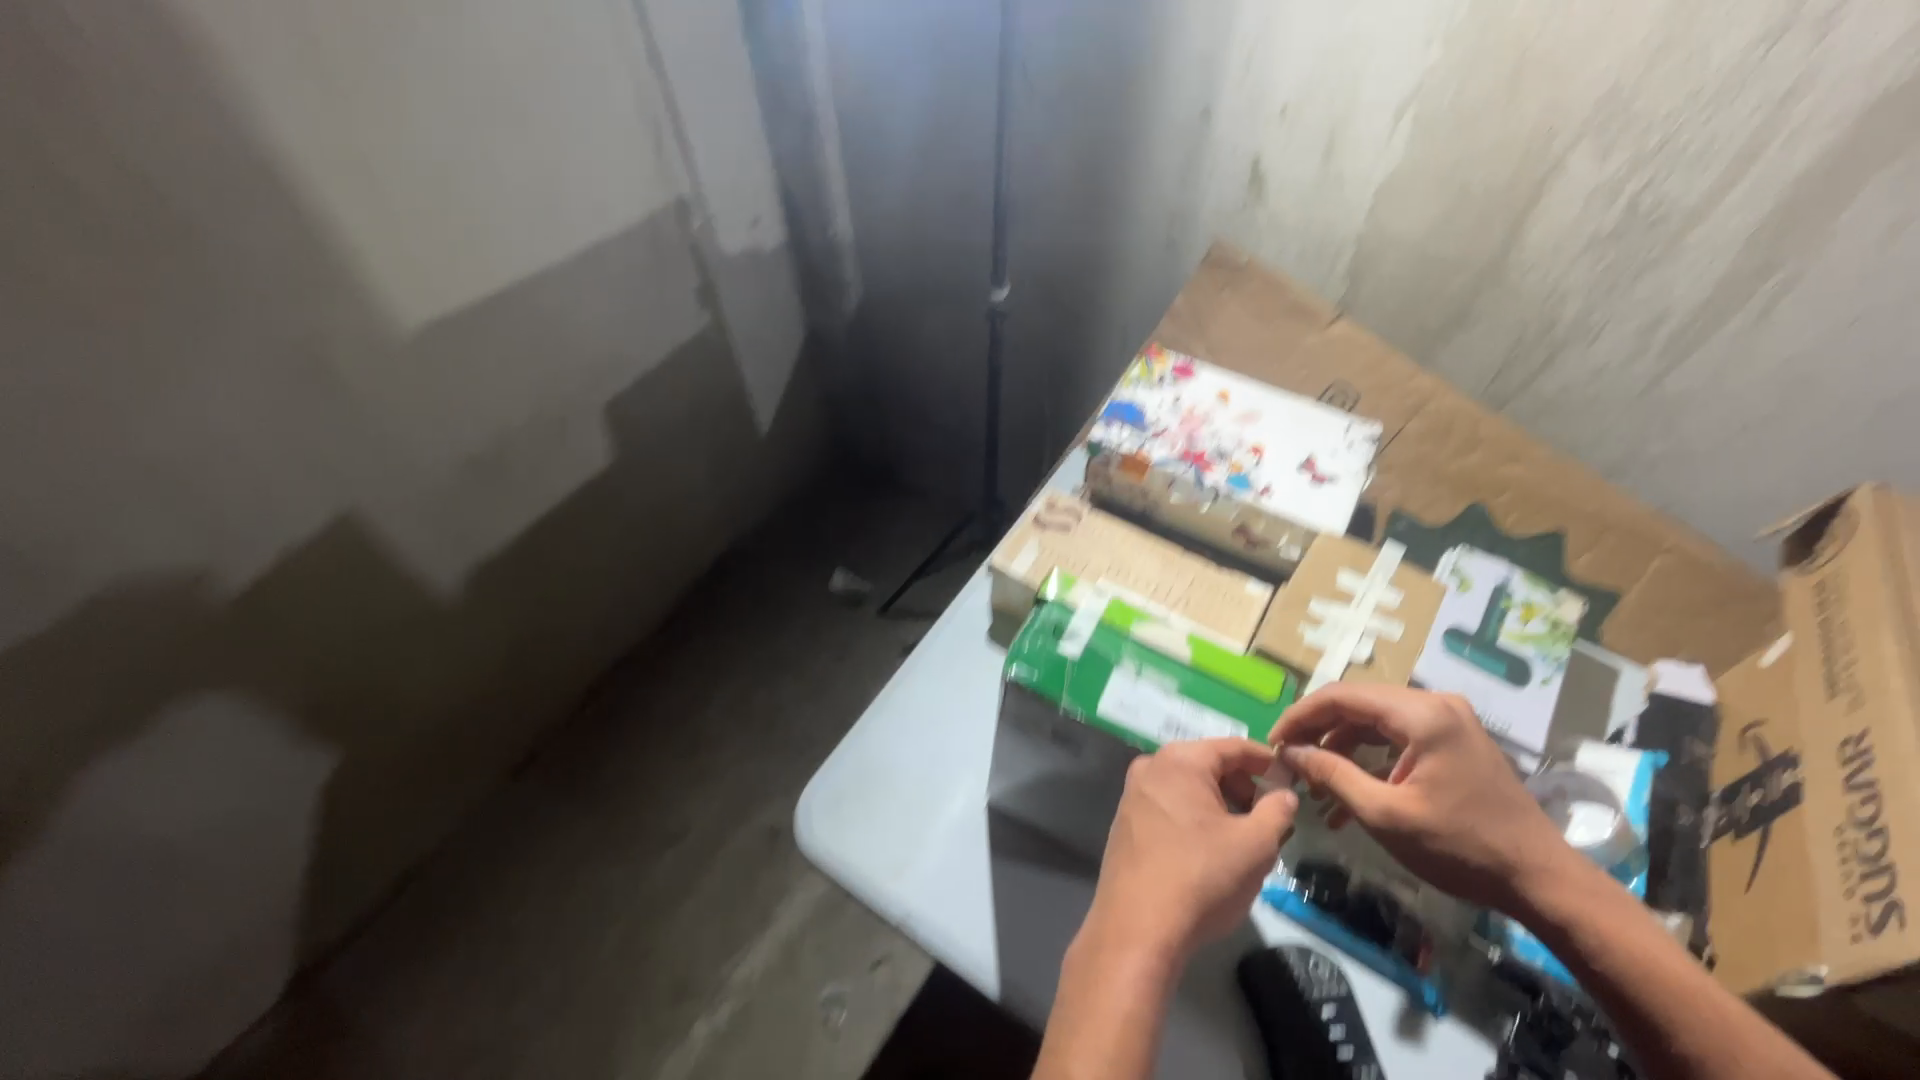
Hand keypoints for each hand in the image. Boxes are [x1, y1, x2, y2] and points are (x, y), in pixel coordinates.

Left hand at [1083, 739, 1299, 961]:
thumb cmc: (1202, 877)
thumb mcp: (1255, 845)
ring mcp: (1132, 796)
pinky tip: (1210, 850)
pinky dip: (1194, 818)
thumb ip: (1277, 811)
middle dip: (1243, 786)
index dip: (1266, 760)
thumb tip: (1284, 793)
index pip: (1233, 747)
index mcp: (1180, 761)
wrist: (1137, 928)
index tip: (1291, 777)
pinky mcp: (1124, 824)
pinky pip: (1168, 808)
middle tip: (1271, 815)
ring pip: (1187, 788)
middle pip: (1208, 765)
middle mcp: (1150, 768)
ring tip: (1245, 836)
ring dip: (1219, 804)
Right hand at [1270, 684, 1574, 913]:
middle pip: (1358, 705)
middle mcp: (1436, 705)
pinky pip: (1397, 740)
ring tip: (1313, 786)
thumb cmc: (1460, 847)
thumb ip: (1331, 774)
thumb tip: (1289, 751)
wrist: (1539, 879)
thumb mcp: (1385, 814)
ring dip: (1340, 751)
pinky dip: (1369, 762)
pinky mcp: (1454, 743)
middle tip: (1288, 761)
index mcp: (1422, 714)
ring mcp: (1448, 722)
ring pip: (1374, 723)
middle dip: (1318, 733)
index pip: (1342, 696)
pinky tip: (1347, 797)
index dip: (1301, 717)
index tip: (1273, 744)